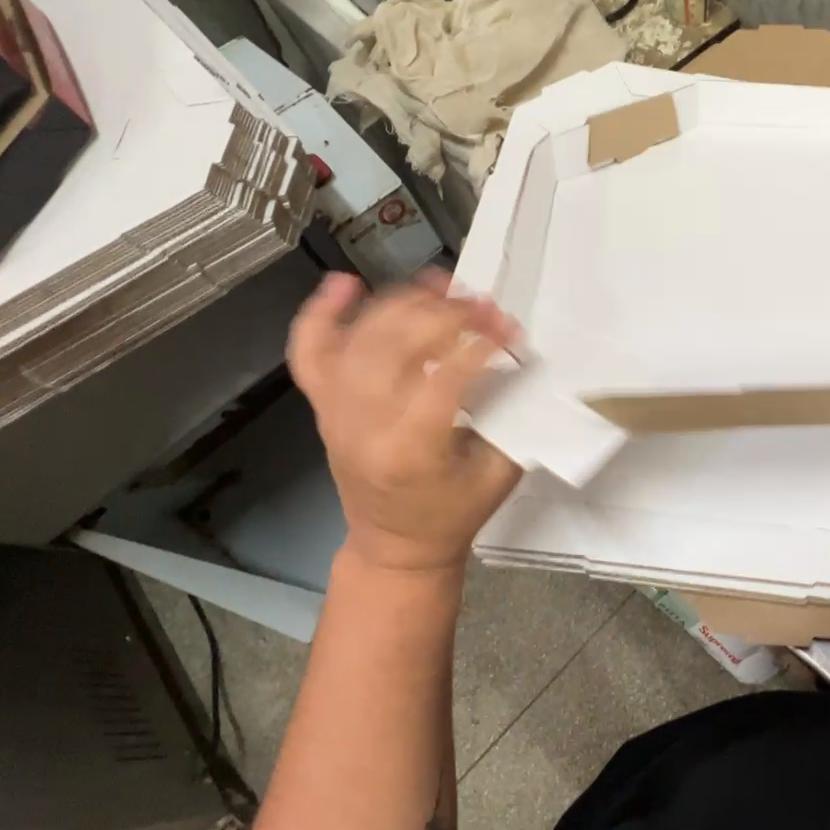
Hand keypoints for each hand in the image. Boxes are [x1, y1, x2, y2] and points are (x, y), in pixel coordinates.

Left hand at [287, 270, 522, 572]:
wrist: (396, 545)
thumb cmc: (453, 513)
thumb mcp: (500, 473)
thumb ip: (512, 419)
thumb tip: (519, 364)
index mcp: (412, 450)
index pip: (444, 378)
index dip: (480, 345)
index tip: (510, 331)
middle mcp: (364, 426)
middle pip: (396, 348)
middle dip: (445, 315)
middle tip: (482, 305)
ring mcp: (337, 413)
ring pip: (359, 340)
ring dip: (401, 304)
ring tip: (441, 287)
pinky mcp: (324, 406)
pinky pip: (310, 352)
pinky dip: (322, 314)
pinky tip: (346, 284)